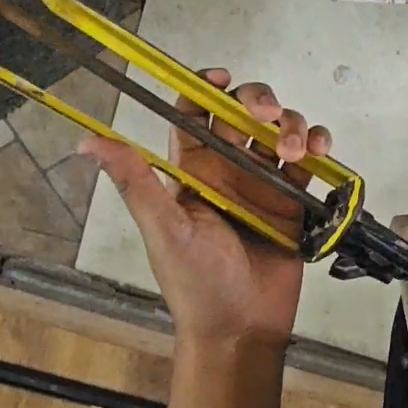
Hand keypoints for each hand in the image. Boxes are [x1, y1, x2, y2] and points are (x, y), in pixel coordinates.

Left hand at [82, 70, 331, 348]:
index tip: (222, 80)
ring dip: (293, 124)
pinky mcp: (296, 195)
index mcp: (194, 170)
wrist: (242, 327)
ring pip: (281, 126)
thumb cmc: (196, 281)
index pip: (196, 112)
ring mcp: (265, 179)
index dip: (206, 87)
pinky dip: (320, 143)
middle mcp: (229, 167)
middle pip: (245, 109)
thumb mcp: (164, 229)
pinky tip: (318, 153)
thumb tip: (88, 141)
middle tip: (267, 116)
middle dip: (259, 100)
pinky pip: (311, 156)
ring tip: (295, 154)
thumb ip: (136, 181)